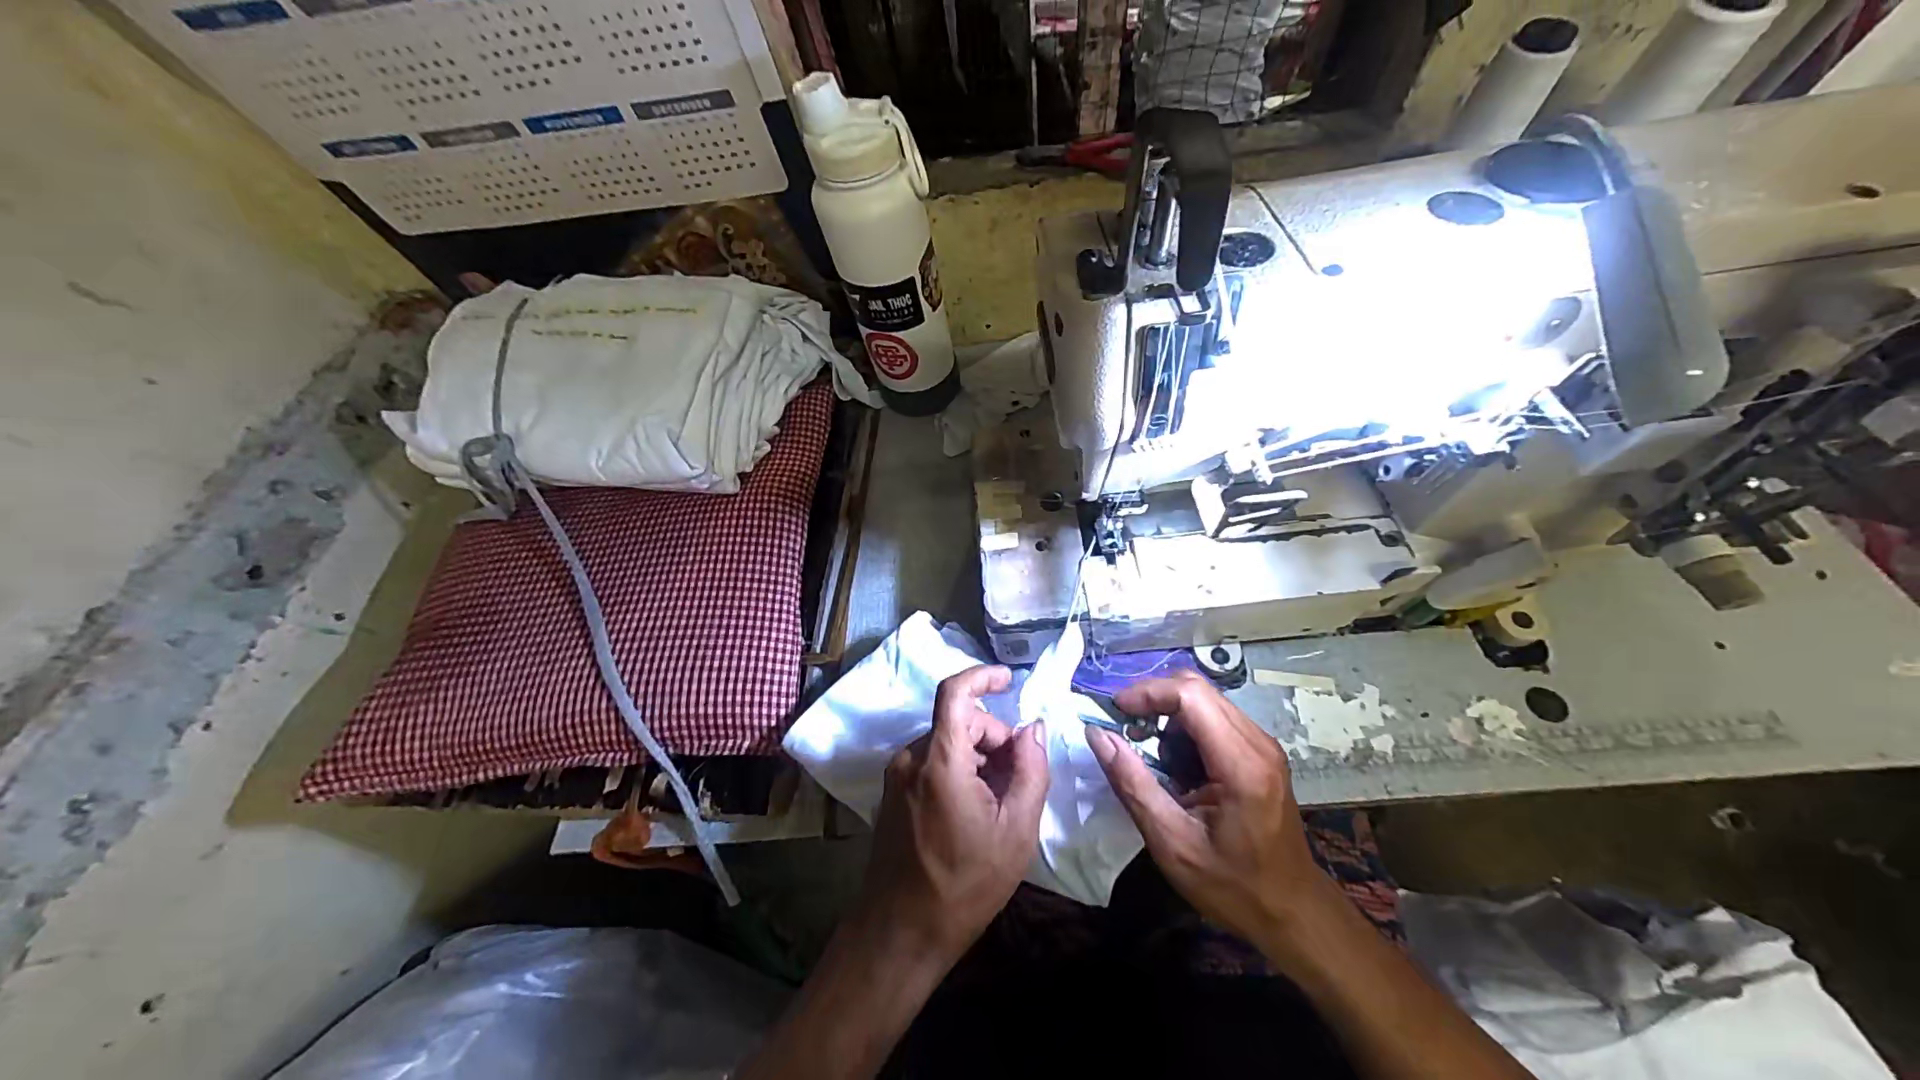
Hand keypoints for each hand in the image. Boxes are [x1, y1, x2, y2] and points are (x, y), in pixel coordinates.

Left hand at [858, 664, 1049, 963]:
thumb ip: (1030, 770)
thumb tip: (1032, 728)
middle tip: (1019, 779)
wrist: (901, 932)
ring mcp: (898, 775)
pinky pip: (933, 762)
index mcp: (939, 761)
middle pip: (959, 722)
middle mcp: (911, 758)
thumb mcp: (1015, 830)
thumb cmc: (965, 884)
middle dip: (995, 738)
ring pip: (948, 742)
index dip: (982, 677)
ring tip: (1000, 802)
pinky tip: (976, 809)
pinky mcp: (894, 792)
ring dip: (979, 757)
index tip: (1009, 680)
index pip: (955, 693)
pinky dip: (960, 770)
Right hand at [1084, 670, 1326, 948]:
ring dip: (1168, 716)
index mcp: (1242, 765)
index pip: (1191, 696)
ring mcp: (1263, 746)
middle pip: (1198, 689)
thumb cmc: (1232, 886)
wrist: (1291, 911)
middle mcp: (1259, 744)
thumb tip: (1097, 735)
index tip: (1115, 712)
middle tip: (1125, 730)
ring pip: (1206, 701)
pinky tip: (1175, 766)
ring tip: (1149, 755)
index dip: (1148, 693)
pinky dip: (1185, 729)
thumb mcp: (1171, 843)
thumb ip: (1132, 784)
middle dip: (1154, 700)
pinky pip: (1216, 719)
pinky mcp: (1261, 753)